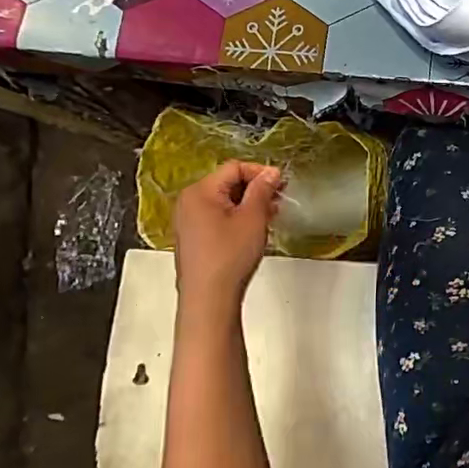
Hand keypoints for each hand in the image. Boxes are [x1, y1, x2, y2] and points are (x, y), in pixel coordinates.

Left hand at [173, 161, 282, 300]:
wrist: (209, 299)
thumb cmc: (229, 257)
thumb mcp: (253, 218)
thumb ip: (262, 189)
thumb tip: (271, 172)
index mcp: (199, 191)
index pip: (234, 168)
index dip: (260, 172)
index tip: (281, 184)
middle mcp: (188, 202)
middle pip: (227, 183)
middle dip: (255, 190)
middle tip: (278, 201)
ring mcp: (187, 221)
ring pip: (223, 202)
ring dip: (247, 205)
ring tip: (269, 217)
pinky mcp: (192, 239)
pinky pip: (216, 218)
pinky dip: (235, 219)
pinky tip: (252, 232)